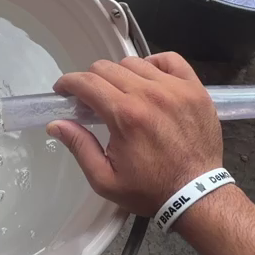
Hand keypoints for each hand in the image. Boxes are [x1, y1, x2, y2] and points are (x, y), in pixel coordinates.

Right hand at [49, 54, 225, 217]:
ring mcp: (175, 89)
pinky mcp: (194, 90)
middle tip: (91, 99)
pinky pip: (169, 60)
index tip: (64, 91)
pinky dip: (154, 64)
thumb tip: (56, 124)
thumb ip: (79, 146)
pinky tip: (149, 79)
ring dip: (120, 74)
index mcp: (125, 116)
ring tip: (121, 93)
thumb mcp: (105, 179)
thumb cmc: (151, 189)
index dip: (68, 83)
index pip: (86, 82)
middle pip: (106, 68)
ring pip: (133, 62)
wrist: (197, 194)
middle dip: (90, 80)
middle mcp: (150, 95)